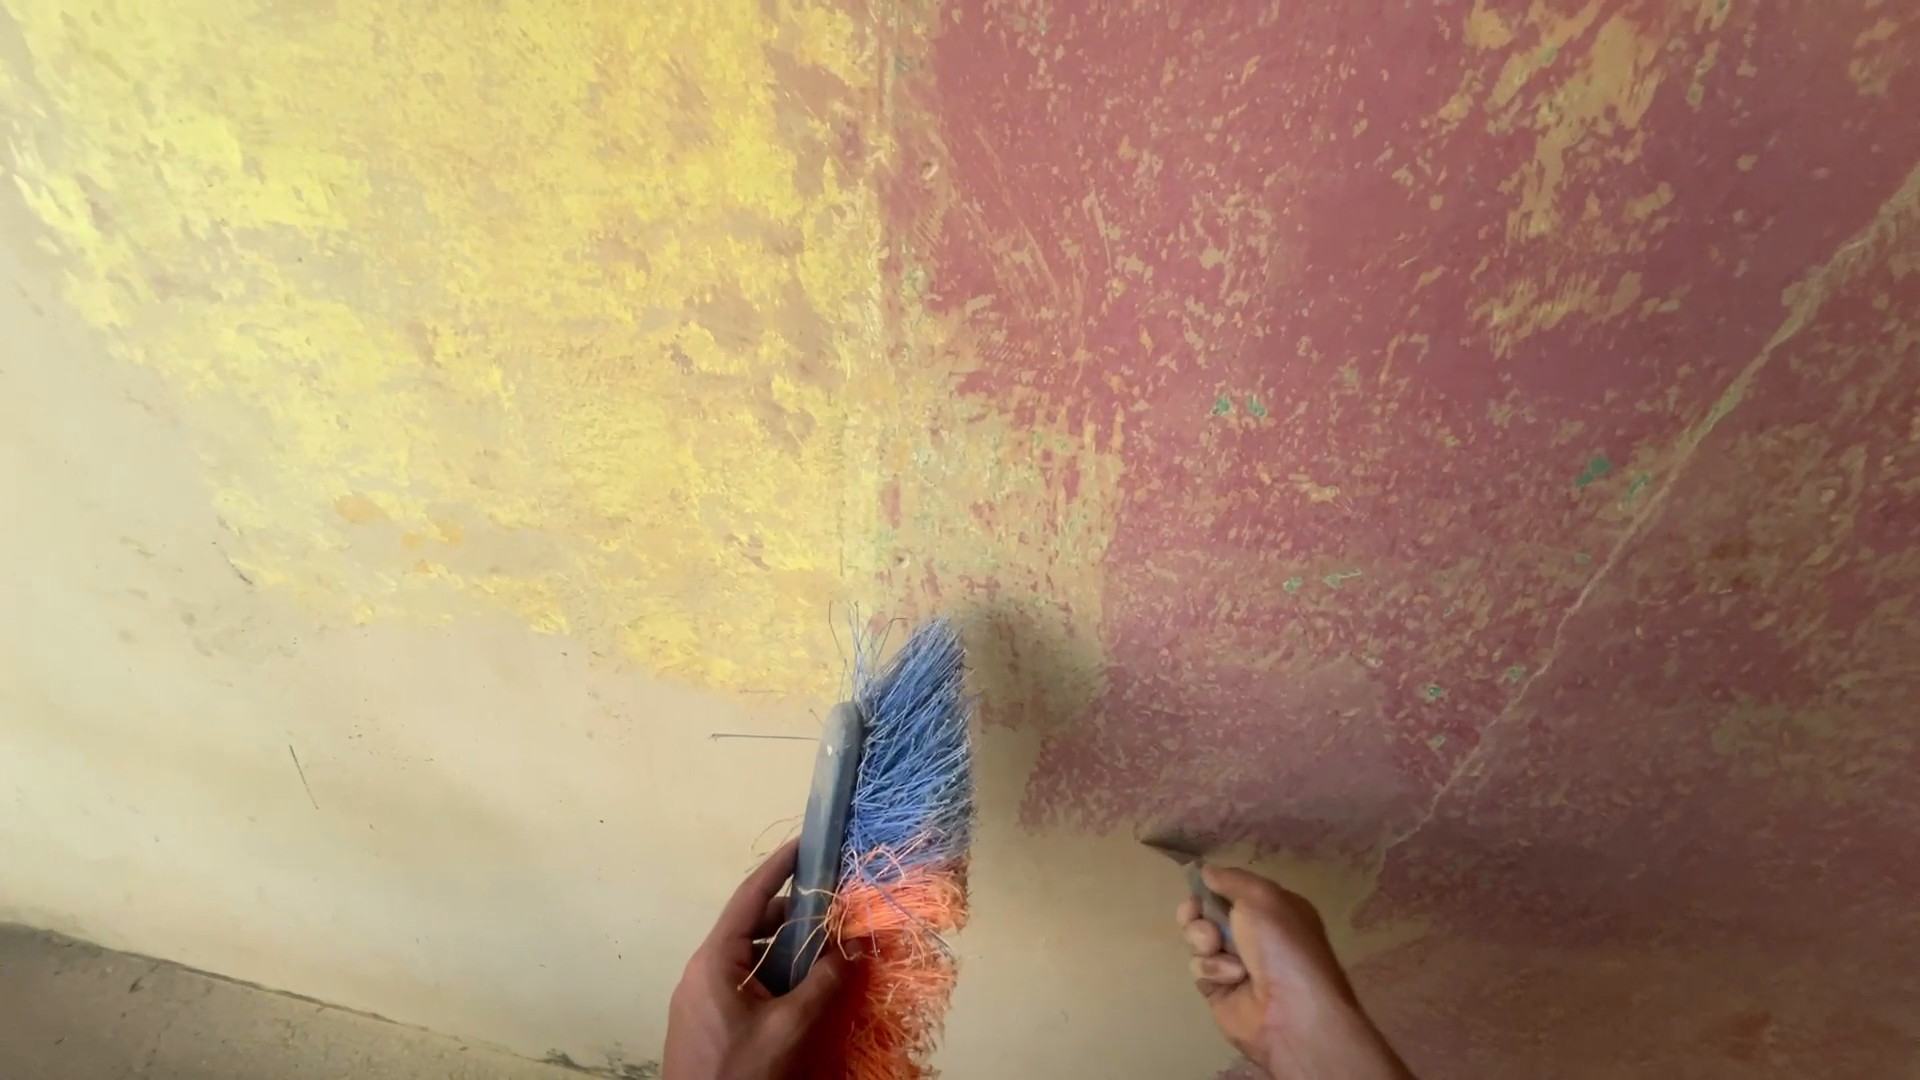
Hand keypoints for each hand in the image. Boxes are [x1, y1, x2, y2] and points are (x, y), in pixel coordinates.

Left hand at [664, 839, 853, 1079]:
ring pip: (750, 953)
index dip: (779, 866)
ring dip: (786, 948)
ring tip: (823, 954)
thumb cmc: (740, 1076)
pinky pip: (744, 979)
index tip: (806, 843)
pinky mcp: (707, 1020)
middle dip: (794, 915)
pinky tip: (802, 988)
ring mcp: (701, 997)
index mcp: (713, 961)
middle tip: (832, 913)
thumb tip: (852, 948)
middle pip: (752, 924)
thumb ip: (824, 983)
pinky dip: (774, 973)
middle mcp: (702, 970)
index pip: (750, 896)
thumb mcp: (789, 1029)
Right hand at [1178, 865, 1413, 1079]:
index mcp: (1269, 911)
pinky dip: (1212, 968)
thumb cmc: (1282, 945)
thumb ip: (1231, 878)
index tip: (1202, 884)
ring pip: (1196, 938)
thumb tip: (1206, 871)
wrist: (1292, 1012)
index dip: (1212, 886)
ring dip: (1203, 939)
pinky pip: (1198, 967)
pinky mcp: (1218, 989)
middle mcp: (1251, 936)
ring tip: (1217, 947)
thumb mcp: (1262, 896)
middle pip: (1205, 912)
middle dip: (1196, 910)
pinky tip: (1232, 977)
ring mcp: (1233, 963)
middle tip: (1197, 912)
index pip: (1230, 890)